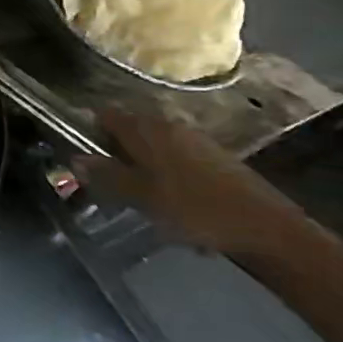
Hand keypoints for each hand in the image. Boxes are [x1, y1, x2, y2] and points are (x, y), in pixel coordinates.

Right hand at [70, 105, 306, 255]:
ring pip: (154, 147)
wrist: (266, 227)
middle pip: (129, 130)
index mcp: (145, 127)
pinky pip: (177, 160)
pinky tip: (177, 207)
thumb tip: (75, 158)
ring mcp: (194, 138)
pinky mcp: (215, 157)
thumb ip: (106, 175)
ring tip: (144, 201)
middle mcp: (167, 124)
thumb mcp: (141, 196)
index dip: (90, 132)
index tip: (86, 159)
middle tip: (113, 186)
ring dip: (144, 168)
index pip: (104, 114)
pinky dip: (169, 177)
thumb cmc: (194, 208)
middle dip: (117, 154)